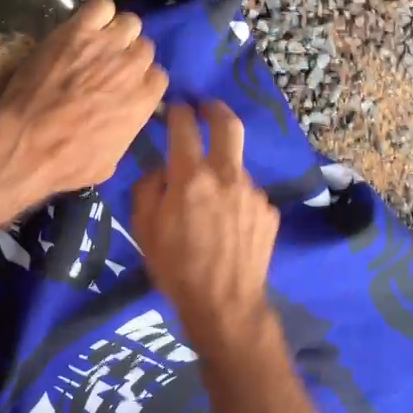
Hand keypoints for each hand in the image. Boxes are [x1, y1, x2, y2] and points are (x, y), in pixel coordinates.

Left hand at [0, 0, 167, 200]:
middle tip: (106, 66)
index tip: (124, 86)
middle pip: (144, 48)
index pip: (157, 76)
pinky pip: (101, 5)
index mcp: (143, 101)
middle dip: (128, 56)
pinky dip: (97, 13)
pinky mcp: (76, 31)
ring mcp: (105, 46)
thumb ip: (125, 133)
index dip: (140, 80)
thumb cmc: (65, 162)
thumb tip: (124, 123)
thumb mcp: (109, 162)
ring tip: (96, 44)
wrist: (25, 142)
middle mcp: (131, 68)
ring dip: (116, 32)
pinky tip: (83, 27)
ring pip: (129, 23)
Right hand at [131, 101, 279, 327]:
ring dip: (221, 169)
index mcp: (191, 178)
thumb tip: (160, 170)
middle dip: (214, 109)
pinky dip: (233, 198)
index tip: (172, 107)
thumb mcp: (144, 228)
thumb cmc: (175, 268)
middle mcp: (226, 177)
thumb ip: (148, 189)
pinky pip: (246, 195)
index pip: (184, 127)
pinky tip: (225, 225)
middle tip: (204, 107)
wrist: (225, 305)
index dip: (176, 111)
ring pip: (235, 166)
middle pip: (228, 125)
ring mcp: (253, 193)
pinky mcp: (268, 212)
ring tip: (207, 199)